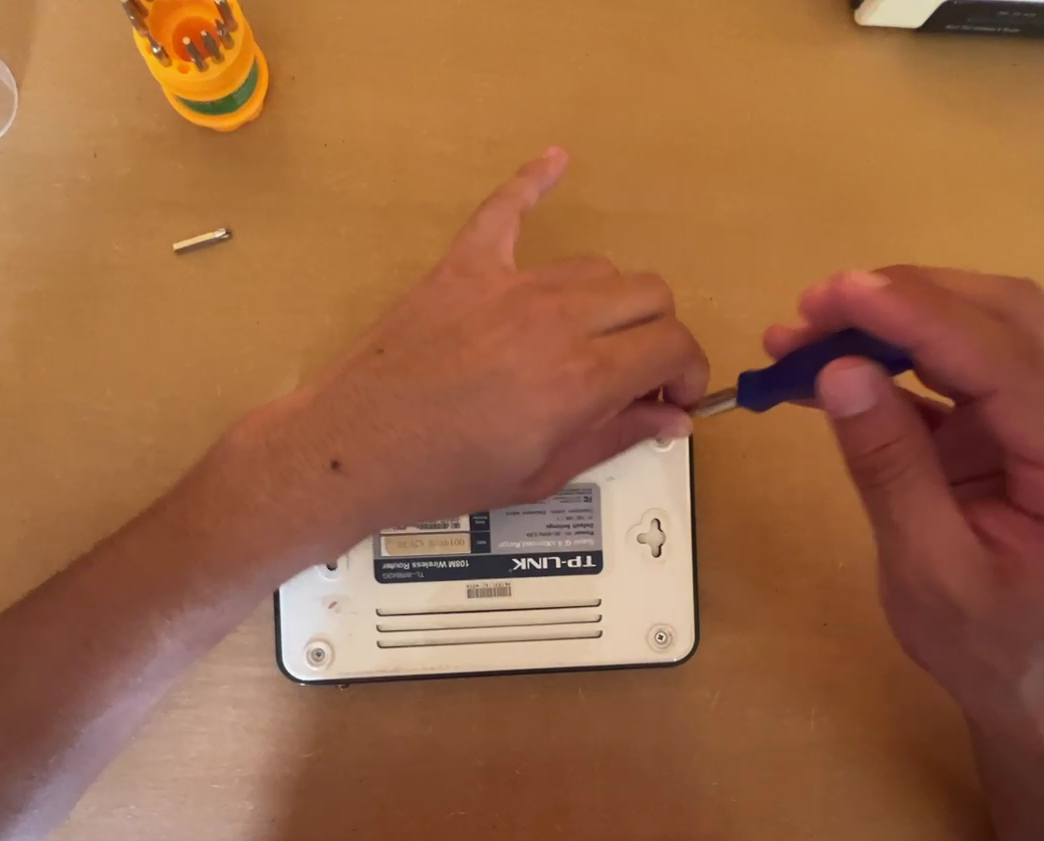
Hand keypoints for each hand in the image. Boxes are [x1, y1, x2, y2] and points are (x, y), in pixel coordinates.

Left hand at [225, 149, 707, 541]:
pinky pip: (507, 208)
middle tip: (641, 374)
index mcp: (579, 380)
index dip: (689, 372)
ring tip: (594, 338)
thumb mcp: (541, 475)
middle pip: (649, 295)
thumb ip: (615, 437)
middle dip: (662, 336)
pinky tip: (557, 162)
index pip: (672, 346)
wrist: (354, 450)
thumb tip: (673, 418)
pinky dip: (534, 183)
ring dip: (613, 302)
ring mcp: (507, 285)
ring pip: (596, 267)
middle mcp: (554, 320)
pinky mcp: (464, 266)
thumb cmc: (445, 476)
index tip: (677, 396)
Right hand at [766, 267, 1043, 716]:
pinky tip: (842, 363)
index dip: (920, 317)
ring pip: (997, 330)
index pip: (1010, 362)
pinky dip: (906, 356)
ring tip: (813, 329)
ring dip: (904, 318)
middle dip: (909, 301)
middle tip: (812, 307)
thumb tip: (839, 373)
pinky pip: (974, 368)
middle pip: (1014, 322)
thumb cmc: (978, 644)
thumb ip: (888, 466)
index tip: (835, 294)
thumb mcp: (921, 567)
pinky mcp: (1036, 426)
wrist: (1027, 683)